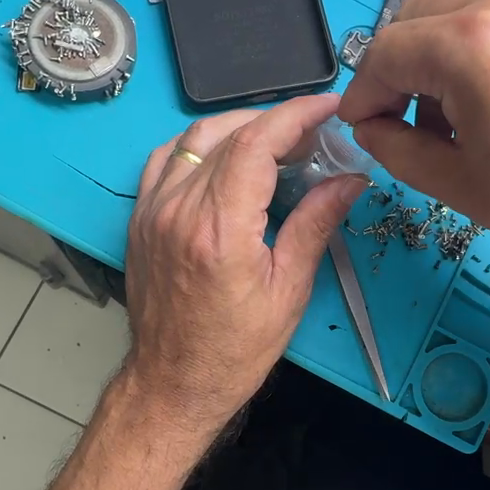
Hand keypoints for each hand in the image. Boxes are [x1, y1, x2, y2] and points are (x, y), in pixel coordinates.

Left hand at [121, 95, 368, 432]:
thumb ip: (315, 225)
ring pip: (193, 138)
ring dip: (237, 128)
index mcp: (219, 228)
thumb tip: (350, 180)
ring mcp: (151, 211)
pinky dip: (199, 146)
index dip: (296, 114)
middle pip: (227, 133)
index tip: (328, 106)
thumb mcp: (288, 290)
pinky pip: (166, 159)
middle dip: (275, 122)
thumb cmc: (235, 349)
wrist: (173, 383)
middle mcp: (178, 209)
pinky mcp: (139, 219)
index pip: (256, 143)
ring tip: (274, 143)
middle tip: (312, 136)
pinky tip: (225, 158)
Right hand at [338, 0, 489, 300]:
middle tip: (399, 124)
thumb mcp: (460, 186)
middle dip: (395, 69)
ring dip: (434, 56)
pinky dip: (475, 46)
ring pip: (455, 8)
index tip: (361, 126)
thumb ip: (396, 147)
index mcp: (473, 43)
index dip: (361, 94)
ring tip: (449, 120)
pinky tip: (489, 100)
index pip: (384, 52)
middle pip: (414, 16)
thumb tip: (373, 126)